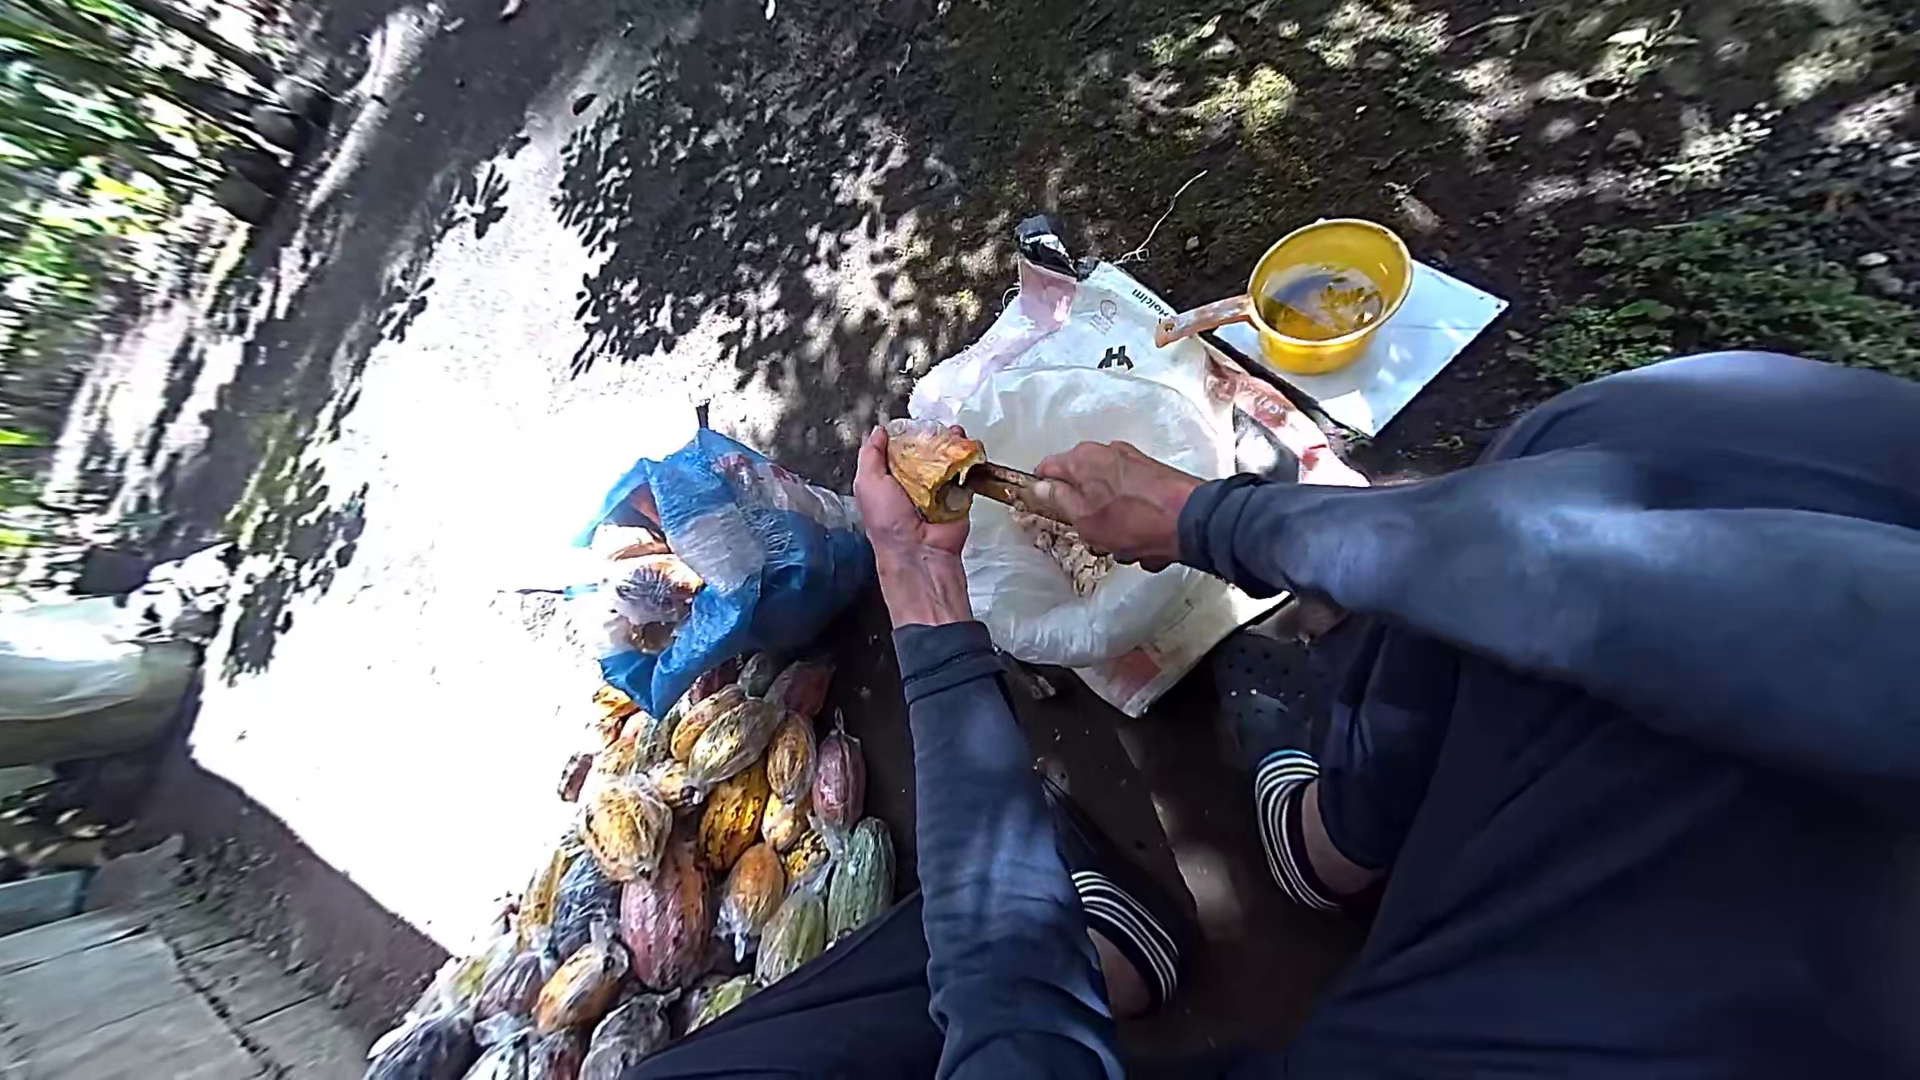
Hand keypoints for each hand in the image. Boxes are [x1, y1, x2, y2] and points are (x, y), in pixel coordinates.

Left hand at [854, 425, 973, 627]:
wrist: (919, 549)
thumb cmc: (888, 520)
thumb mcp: (867, 483)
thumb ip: (870, 456)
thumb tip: (879, 432)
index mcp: (890, 480)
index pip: (898, 450)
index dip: (906, 435)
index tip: (913, 424)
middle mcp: (915, 484)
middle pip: (926, 452)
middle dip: (932, 436)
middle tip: (937, 427)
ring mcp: (938, 489)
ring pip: (947, 459)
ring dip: (953, 443)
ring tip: (955, 432)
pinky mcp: (959, 495)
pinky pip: (966, 472)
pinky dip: (969, 458)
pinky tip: (969, 446)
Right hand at [1031, 441, 1202, 570]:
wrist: (1191, 521)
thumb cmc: (1132, 521)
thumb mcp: (1083, 519)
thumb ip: (1057, 499)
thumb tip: (1039, 486)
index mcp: (1083, 458)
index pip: (1046, 468)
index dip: (1040, 489)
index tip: (1042, 509)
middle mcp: (1106, 452)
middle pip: (1080, 484)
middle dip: (1083, 512)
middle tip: (1092, 535)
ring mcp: (1133, 462)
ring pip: (1106, 496)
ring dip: (1110, 522)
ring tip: (1124, 545)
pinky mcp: (1154, 475)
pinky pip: (1130, 501)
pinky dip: (1132, 521)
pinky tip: (1143, 541)